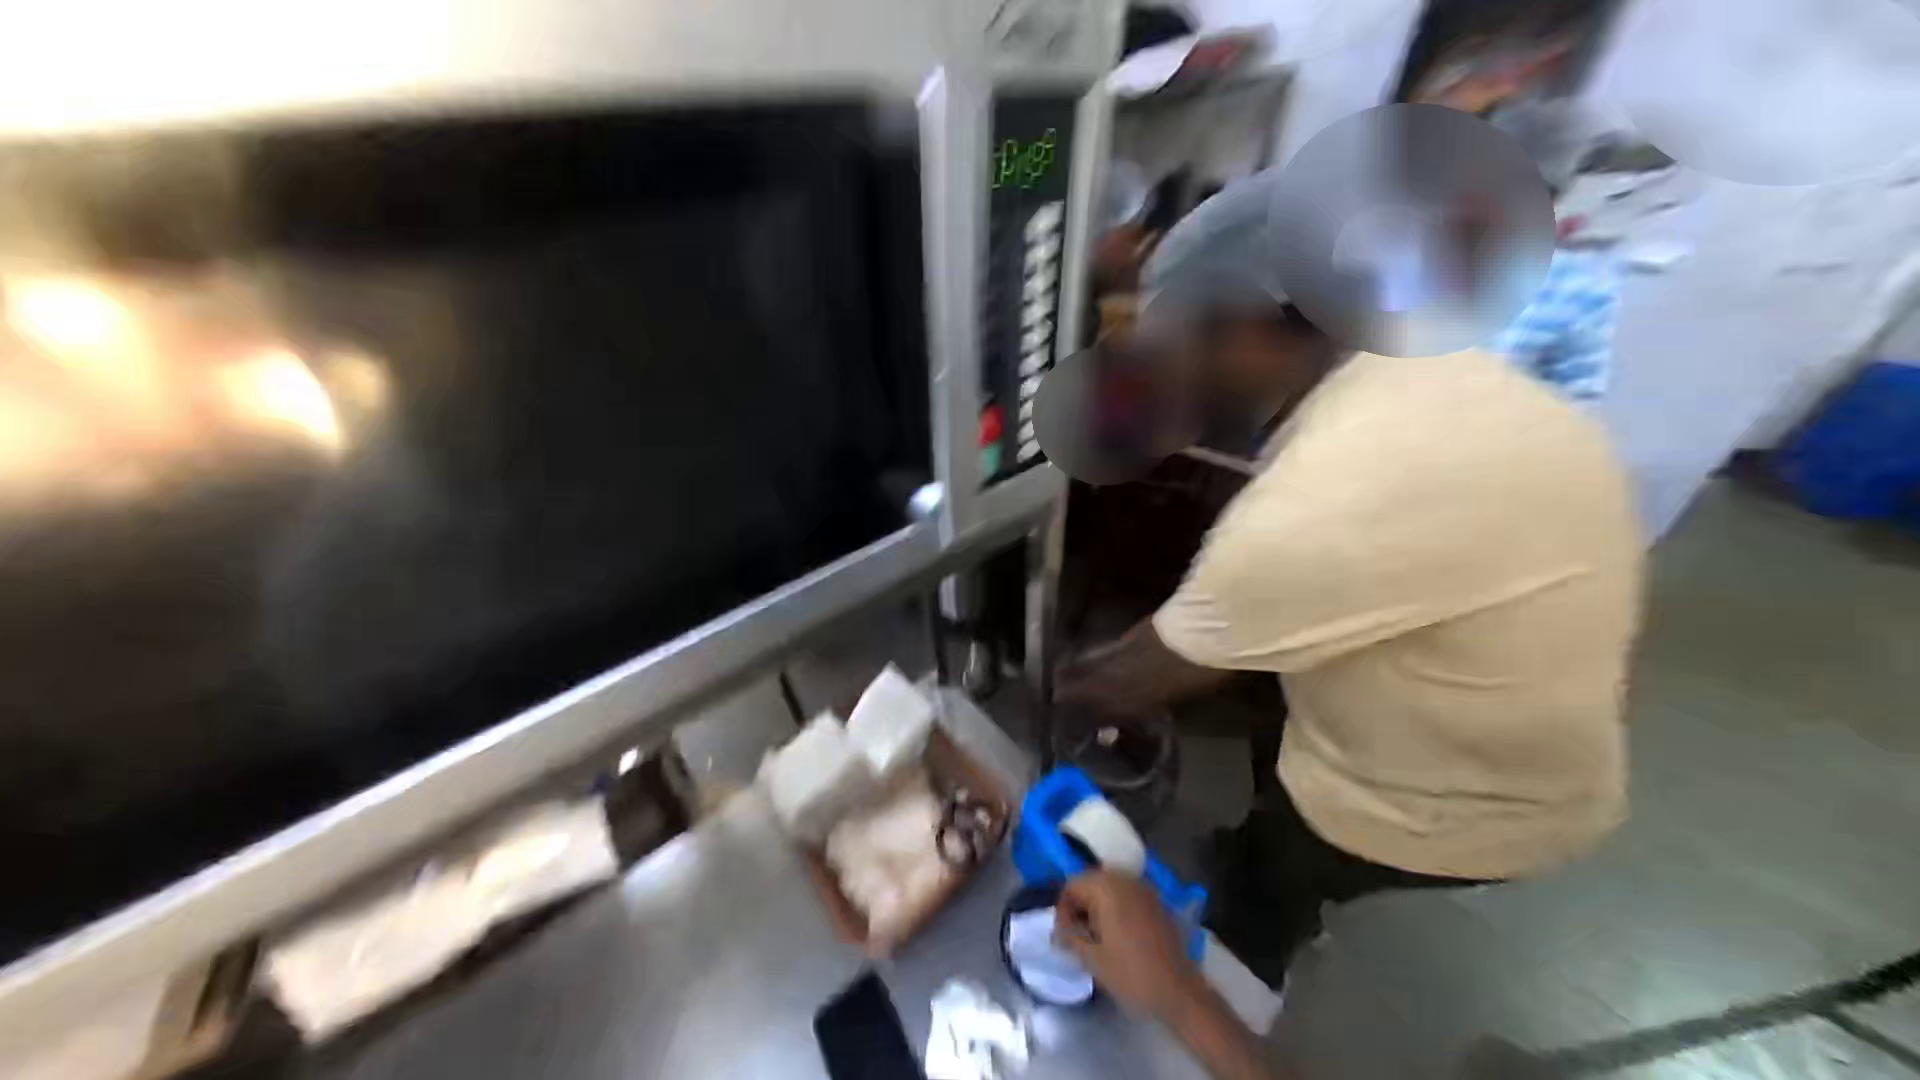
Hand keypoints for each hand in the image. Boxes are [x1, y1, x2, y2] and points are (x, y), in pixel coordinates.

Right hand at [1054, 870, 1202, 1018]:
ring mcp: (1143, 888)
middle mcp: (1124, 879)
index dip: (1062, 909)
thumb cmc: (1132, 975)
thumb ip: (1070, 937)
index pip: (1071, 885)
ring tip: (1096, 934)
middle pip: (1090, 881)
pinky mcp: (1157, 900)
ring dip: (1097, 904)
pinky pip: (1127, 893)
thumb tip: (1058, 930)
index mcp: (1106, 887)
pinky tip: (1118, 932)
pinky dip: (1116, 905)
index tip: (1063, 935)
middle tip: (1078, 934)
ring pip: (1109, 886)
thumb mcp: (1092, 960)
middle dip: (1080, 904)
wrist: (1180, 992)